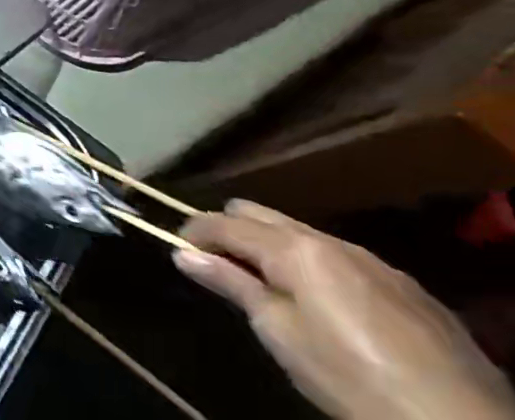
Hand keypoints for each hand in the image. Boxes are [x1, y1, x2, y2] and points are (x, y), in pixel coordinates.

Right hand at [177, 199, 514, 419]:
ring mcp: (379, 265)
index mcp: (295, 249)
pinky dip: (318, 269)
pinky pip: (345, 261)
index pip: (222, 222)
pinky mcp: (413, 292)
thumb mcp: (279, 333)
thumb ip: (233, 285)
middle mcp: (333, 242)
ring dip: (275, 249)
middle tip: (222, 267)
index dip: (192, 232)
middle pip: (261, 214)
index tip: (179, 252)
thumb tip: (184, 254)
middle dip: (232, 231)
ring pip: (304, 235)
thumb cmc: (352, 378)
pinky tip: (328, 307)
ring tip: (270, 286)